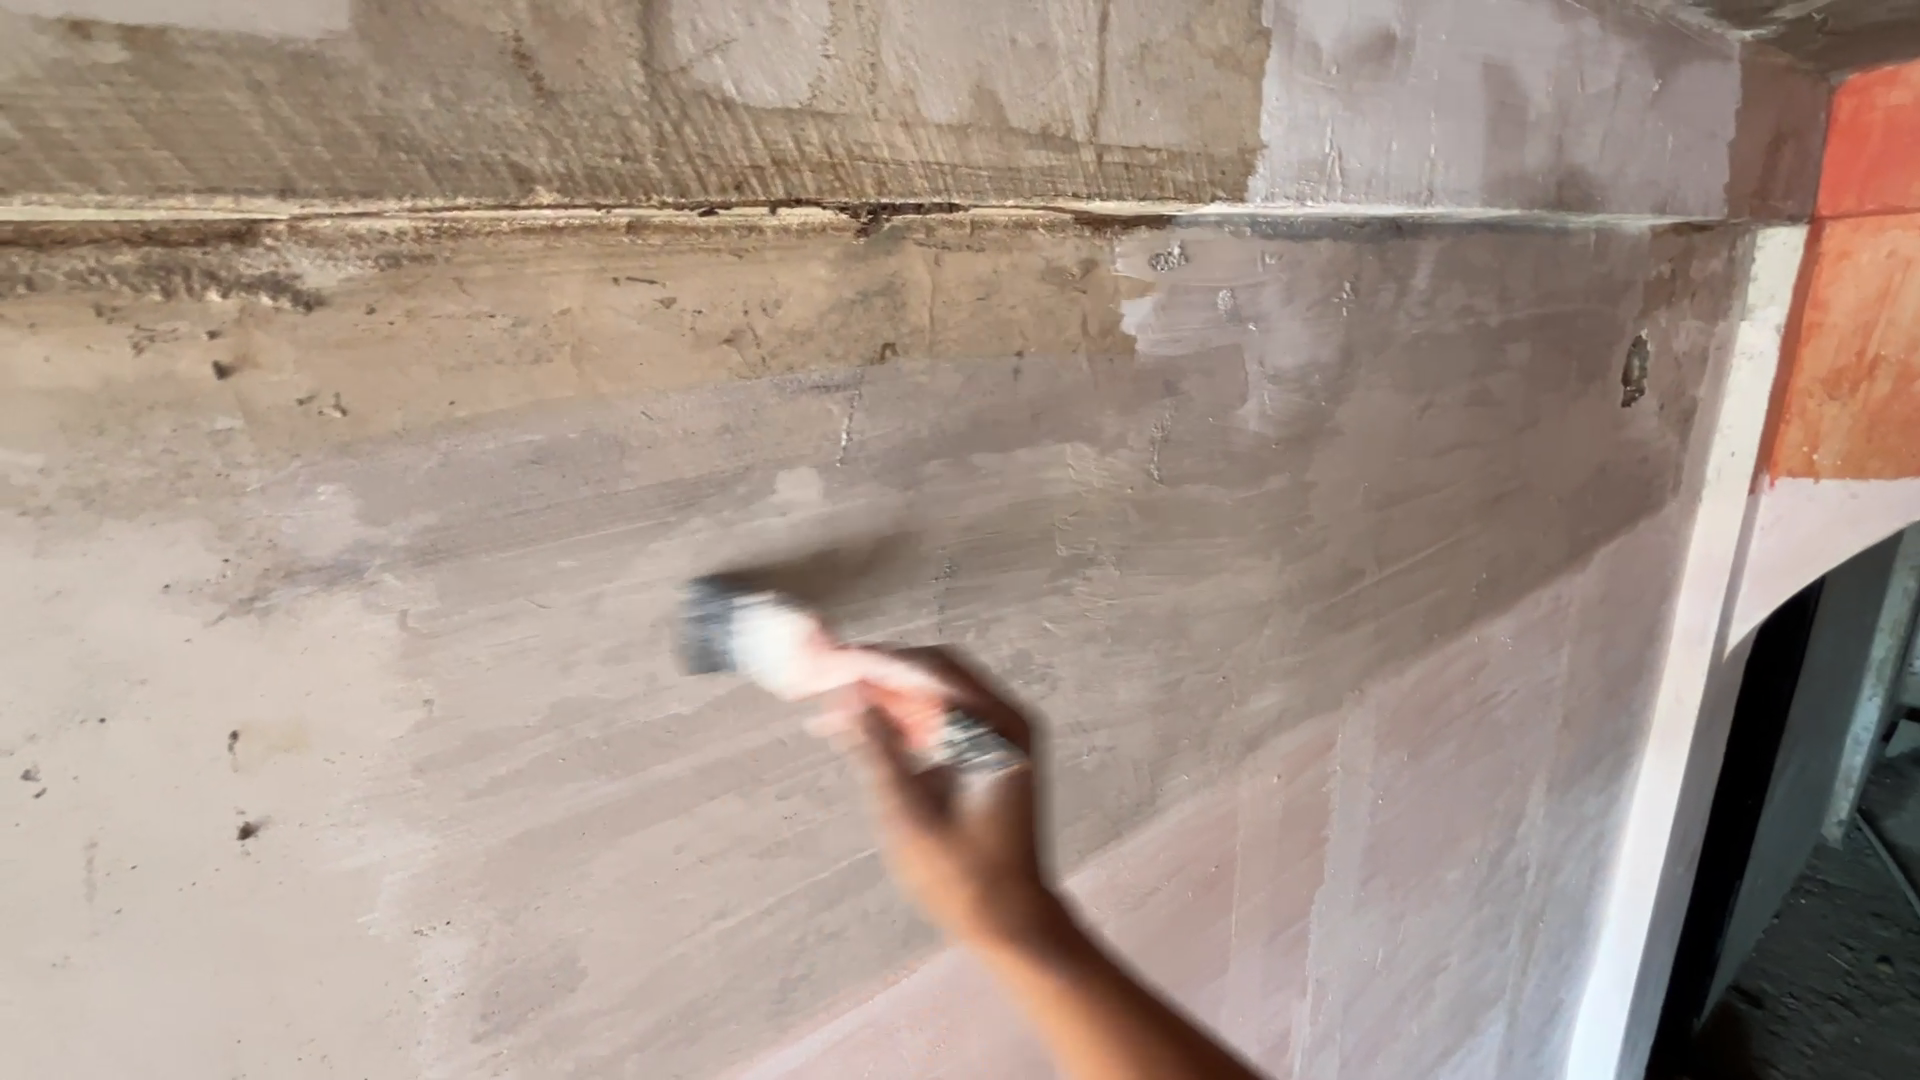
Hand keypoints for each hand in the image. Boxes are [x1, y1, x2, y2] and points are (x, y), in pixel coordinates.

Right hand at [820, 647, 1072, 951]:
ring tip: (832, 702)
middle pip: (933, 671)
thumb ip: (878, 749)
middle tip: (827, 674)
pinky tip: (860, 727)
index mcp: (997, 727)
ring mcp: (999, 731)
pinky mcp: (986, 748)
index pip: (930, 669)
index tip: (832, 660)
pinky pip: (939, 716)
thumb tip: (848, 696)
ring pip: (932, 690)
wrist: (1011, 920)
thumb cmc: (962, 877)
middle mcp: (1005, 717)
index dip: (878, 661)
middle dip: (879, 671)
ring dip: (885, 694)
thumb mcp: (909, 814)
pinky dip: (901, 718)